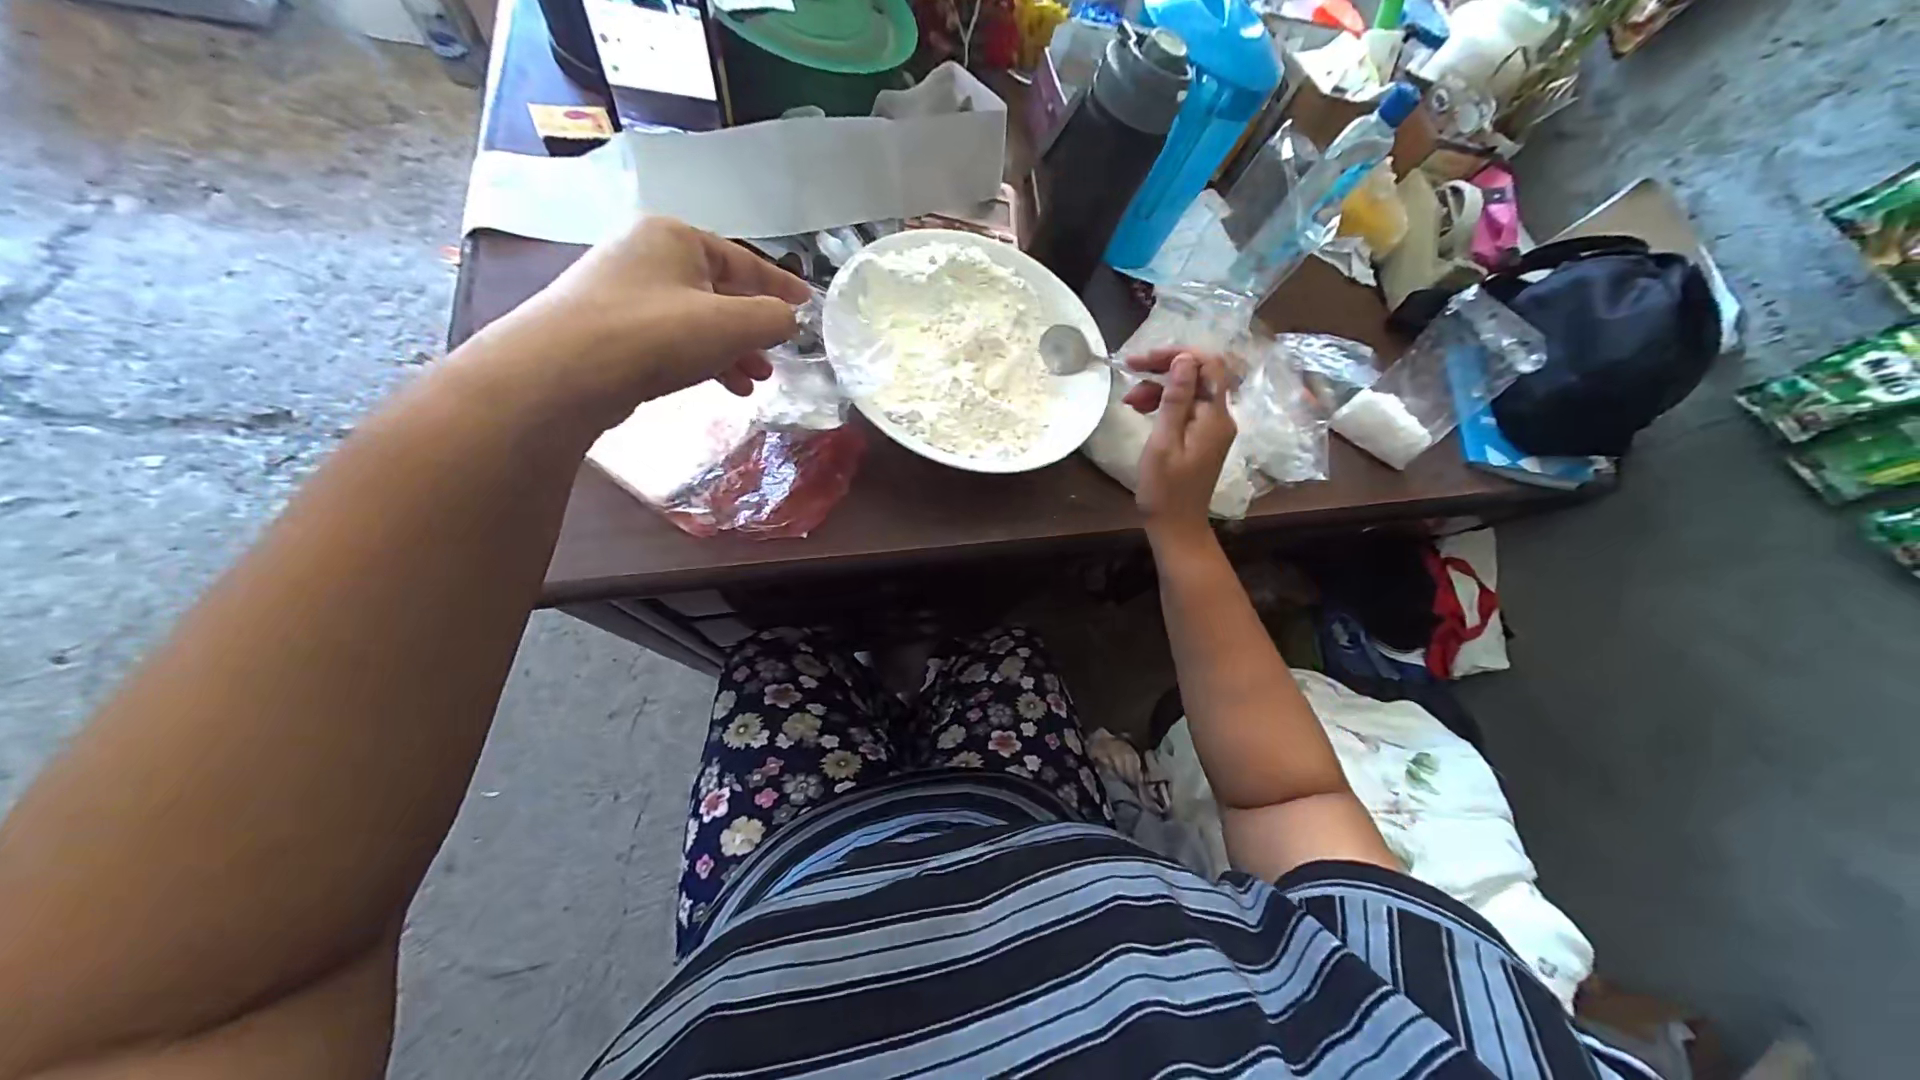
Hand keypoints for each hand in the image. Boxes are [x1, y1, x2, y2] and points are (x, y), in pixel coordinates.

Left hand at [465, 217, 811, 428]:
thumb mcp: (732, 323)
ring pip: (696, 320)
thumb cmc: (656, 334)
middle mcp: (647, 256)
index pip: (743, 258)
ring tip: (754, 382)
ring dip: (731, 350)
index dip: (779, 284)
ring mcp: (623, 293)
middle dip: (753, 328)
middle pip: (719, 291)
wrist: (563, 372)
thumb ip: (772, 318)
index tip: (807, 305)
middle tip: (777, 356)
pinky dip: (702, 360)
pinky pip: (671, 340)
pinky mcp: (610, 330)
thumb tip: (788, 320)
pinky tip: (720, 386)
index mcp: (675, 237)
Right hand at [1124, 348, 1235, 541]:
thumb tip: (1184, 360)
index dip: (1178, 354)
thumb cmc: (1165, 489)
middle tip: (1130, 370)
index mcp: (1215, 417)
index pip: (1208, 365)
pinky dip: (1164, 404)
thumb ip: (1175, 399)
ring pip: (1190, 391)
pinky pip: (1187, 408)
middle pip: (1199, 375)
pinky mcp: (1202, 437)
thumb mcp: (1164, 441)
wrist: (1176, 526)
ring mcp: (1213, 428)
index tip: (1144, 359)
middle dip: (1164, 369)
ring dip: (1159, 388)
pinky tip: (1142, 409)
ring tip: (1130, 400)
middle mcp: (1220, 417)